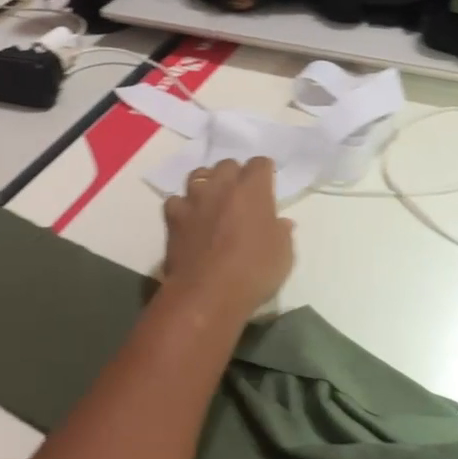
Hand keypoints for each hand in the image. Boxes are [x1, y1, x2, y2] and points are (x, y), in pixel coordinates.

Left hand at [161, 157, 294, 319]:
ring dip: (208, 184)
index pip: (260, 163)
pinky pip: (176, 201)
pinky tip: (190, 220)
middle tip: (241, 195)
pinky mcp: (173, 218)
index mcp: (253, 190)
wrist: (207, 295)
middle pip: (227, 164)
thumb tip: (281, 223)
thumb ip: (282, 233)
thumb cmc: (253, 272)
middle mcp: (222, 187)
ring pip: (198, 175)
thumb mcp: (283, 256)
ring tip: (213, 200)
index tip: (267, 186)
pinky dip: (183, 207)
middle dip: (235, 175)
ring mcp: (194, 200)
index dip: (264, 172)